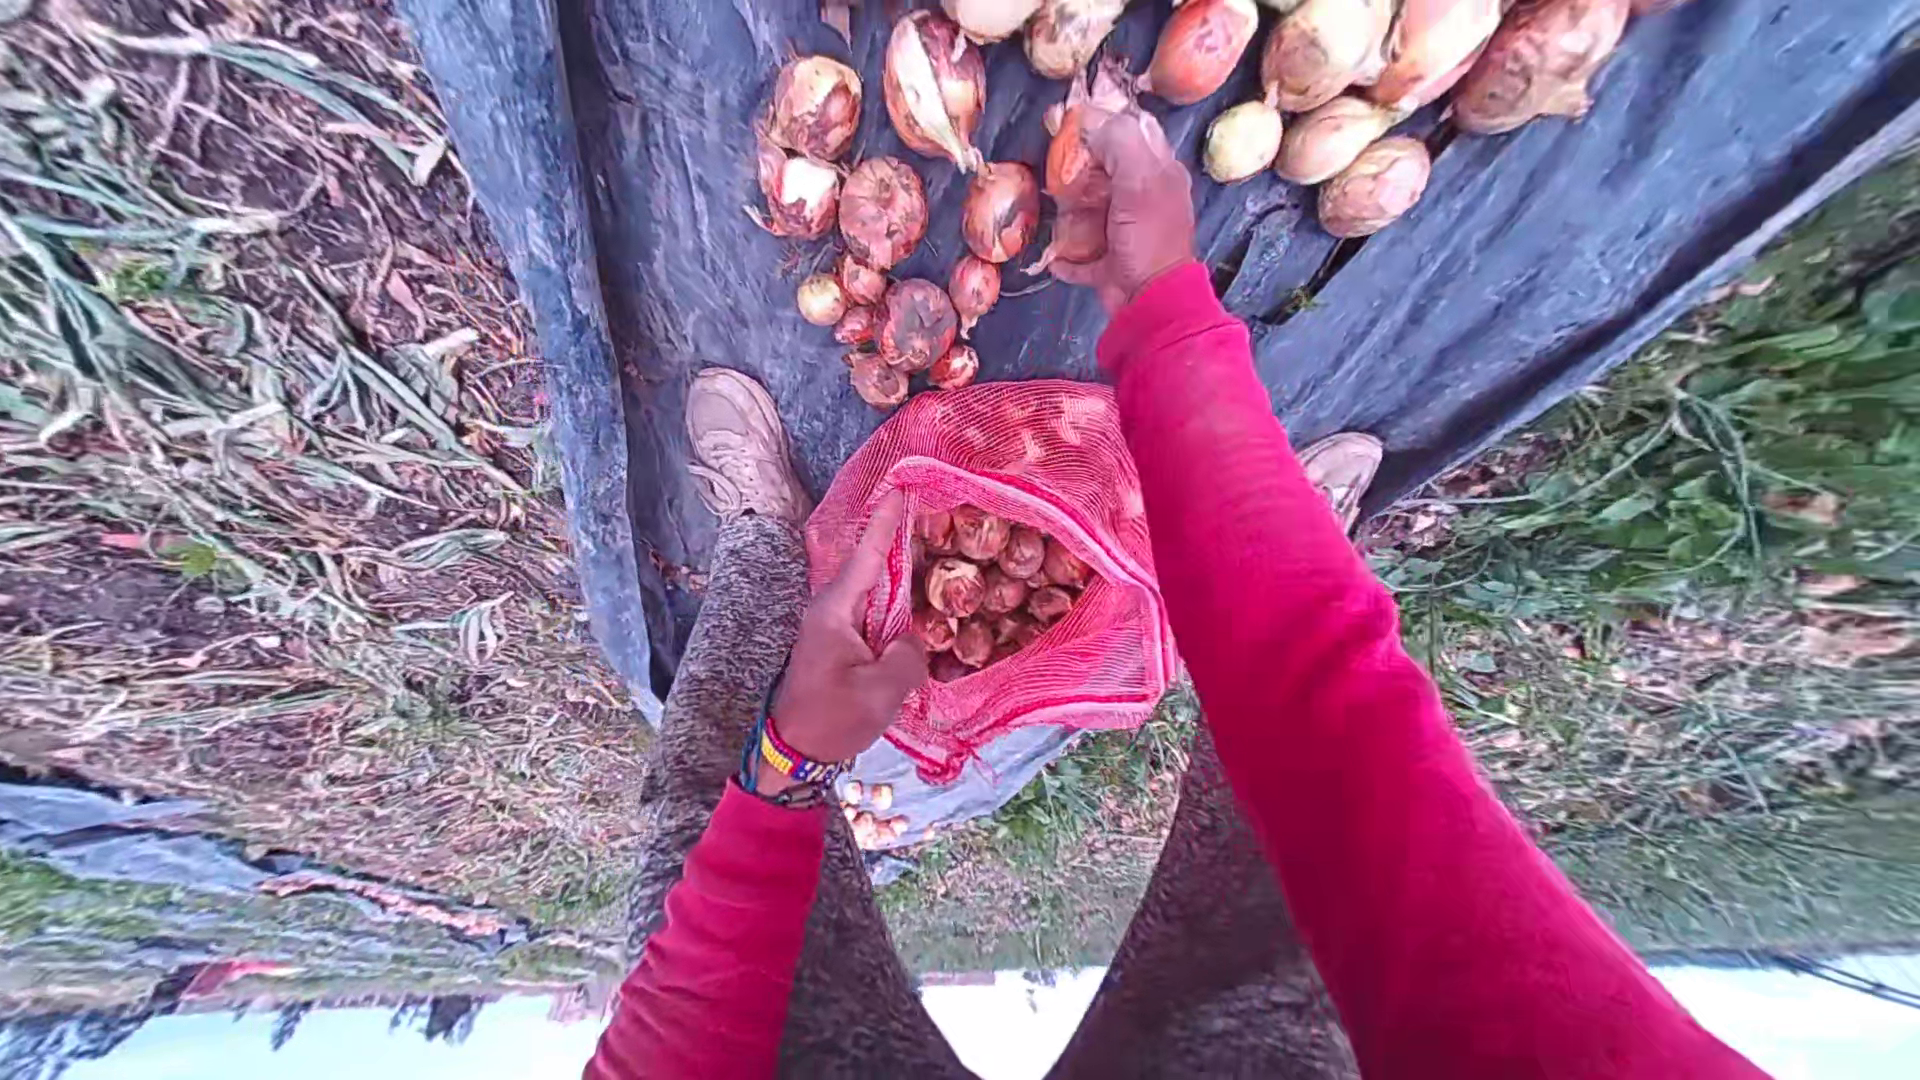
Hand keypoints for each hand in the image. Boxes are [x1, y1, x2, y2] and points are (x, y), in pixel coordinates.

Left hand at [764, 491, 926, 792]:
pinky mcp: (841, 643)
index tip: (899, 489)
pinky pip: (873, 613)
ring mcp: (834, 626)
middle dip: (898, 540)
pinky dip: (895, 604)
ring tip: (932, 556)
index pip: (867, 556)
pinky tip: (916, 606)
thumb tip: (913, 641)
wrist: (793, 753)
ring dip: (900, 575)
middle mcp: (832, 609)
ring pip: (874, 590)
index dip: (885, 522)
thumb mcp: (879, 692)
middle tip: (928, 517)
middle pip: (872, 566)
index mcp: (836, 610)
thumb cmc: (831, 719)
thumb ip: (908, 657)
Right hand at [1049, 109, 1197, 312]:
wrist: (1149, 301)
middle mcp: (1144, 201)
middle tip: (1056, 166)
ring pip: (1093, 213)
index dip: (1106, 121)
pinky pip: (1082, 257)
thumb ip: (1119, 143)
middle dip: (1082, 169)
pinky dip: (1067, 257)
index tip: (1074, 121)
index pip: (1135, 131)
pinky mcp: (1110, 267)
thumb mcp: (1139, 179)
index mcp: (1159, 173)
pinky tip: (1053, 256)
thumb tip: (1091, 124)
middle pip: (1109, 173)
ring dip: (1071, 212)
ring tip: (1053, 206)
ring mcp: (1126, 235)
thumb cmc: (1148, 238)